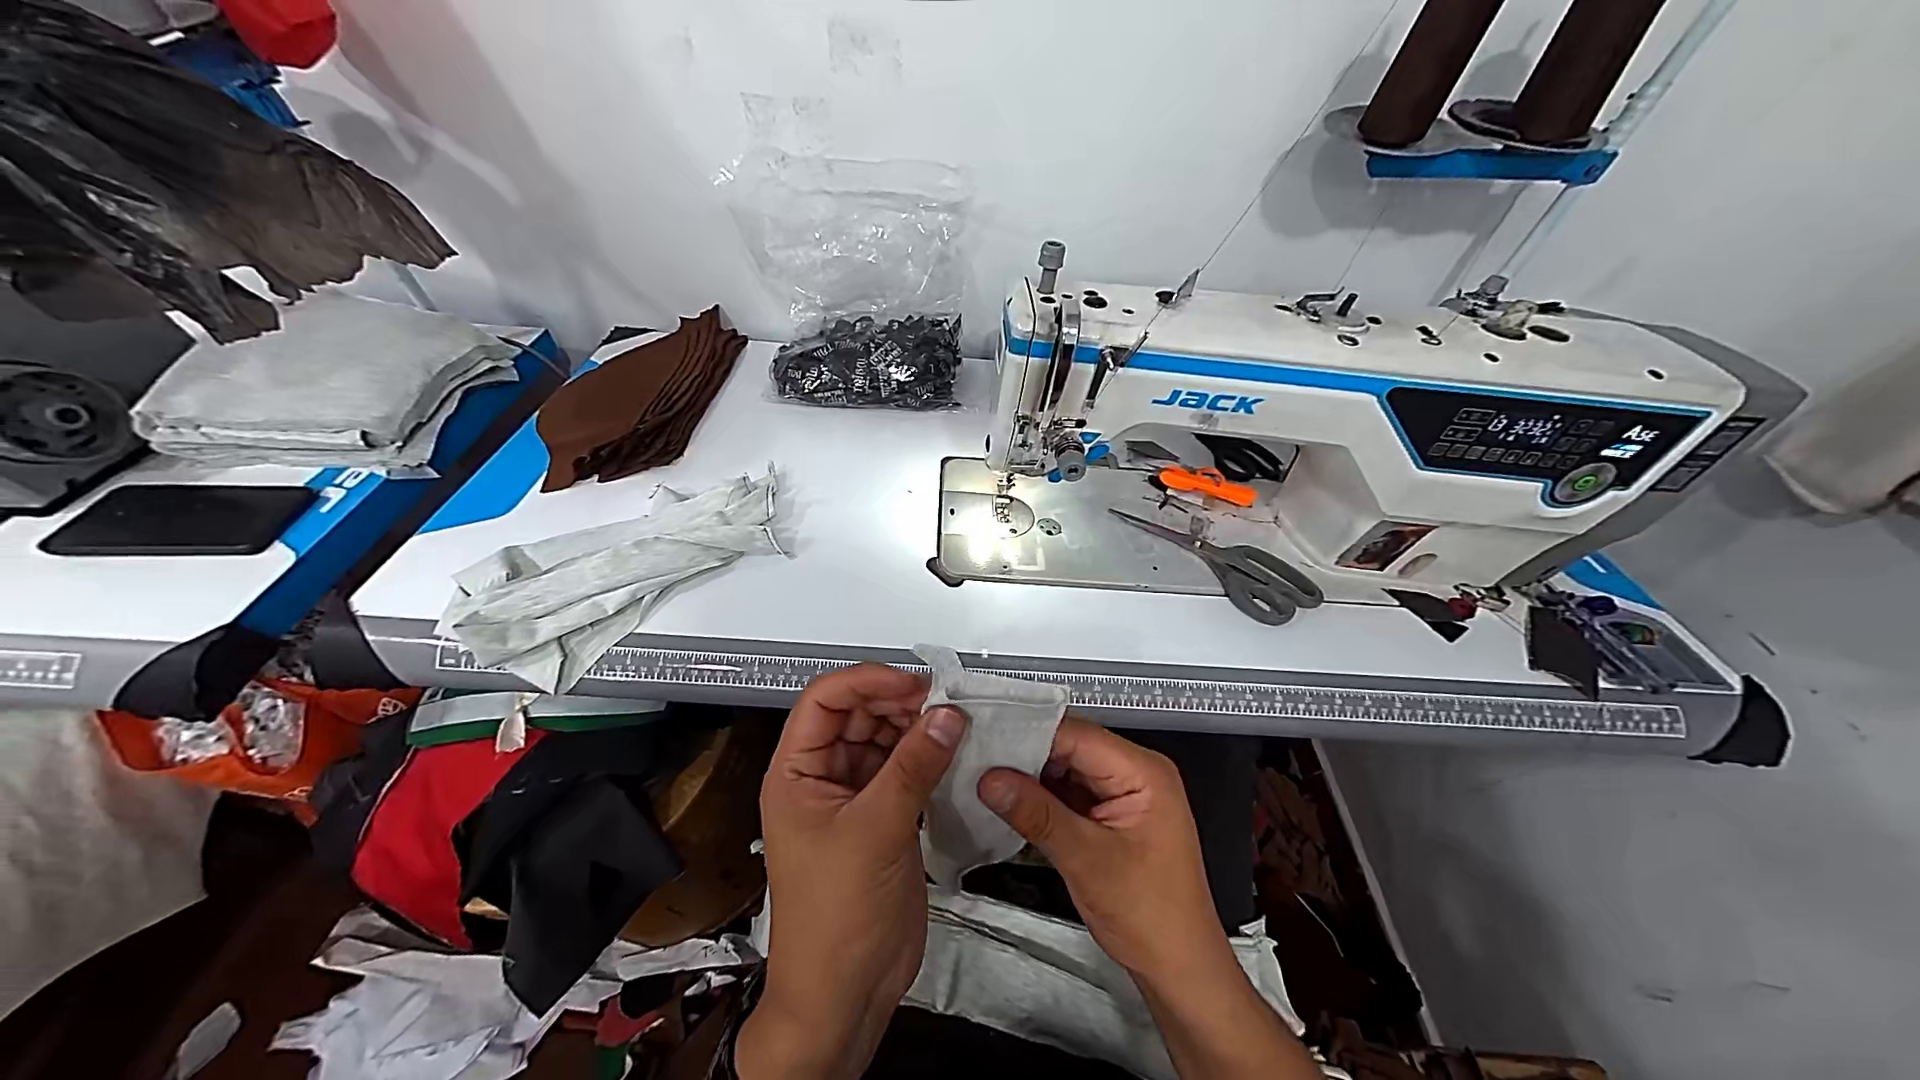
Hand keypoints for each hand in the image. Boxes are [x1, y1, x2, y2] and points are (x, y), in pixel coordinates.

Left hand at [739, 664, 966, 1079]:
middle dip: (898, 702)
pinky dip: (928, 757)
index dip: (866, 682)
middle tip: (942, 703)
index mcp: (796, 773)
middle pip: (859, 715)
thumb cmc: (831, 923)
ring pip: (886, 740)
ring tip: (952, 724)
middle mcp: (822, 778)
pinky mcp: (883, 817)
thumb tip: (944, 717)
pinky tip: (952, 753)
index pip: (825, 700)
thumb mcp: (874, 831)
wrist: (845, 991)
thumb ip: (913, 768)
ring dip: (917, 729)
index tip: (910, 684)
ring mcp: (855, 797)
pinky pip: (905, 769)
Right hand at [979, 717, 1319, 1079]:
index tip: (982, 736)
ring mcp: (1120, 793)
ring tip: (979, 773)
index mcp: (1142, 771)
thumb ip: (1037, 814)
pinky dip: (1039, 797)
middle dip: (1023, 752)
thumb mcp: (1086, 860)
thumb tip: (989, 779)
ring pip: (1064, 768)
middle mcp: (1133, 771)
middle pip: (1069, 746)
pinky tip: (1004, 798)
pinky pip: (1067, 792)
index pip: (1076, 735)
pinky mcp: (1107, 813)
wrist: (1178, 968)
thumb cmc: (1148, 913)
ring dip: (1027, 775)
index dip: (1028, 732)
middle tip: (973, 754)